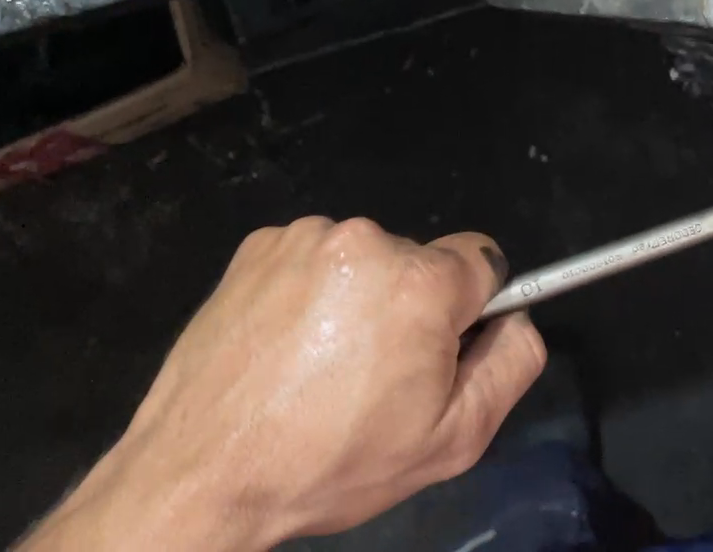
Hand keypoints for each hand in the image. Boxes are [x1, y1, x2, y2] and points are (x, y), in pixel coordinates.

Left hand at [21, 218, 544, 550]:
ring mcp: (308, 236)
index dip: (468, 311)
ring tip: (317, 363)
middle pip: (423, 262)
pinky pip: (316, 256)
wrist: (196, 477)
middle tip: (368, 373)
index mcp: (423, 281)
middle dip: (411, 307)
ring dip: (360, 298)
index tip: (433, 353)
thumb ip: (514, 362)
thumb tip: (516, 316)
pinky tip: (284, 342)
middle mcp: (369, 239)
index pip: (484, 261)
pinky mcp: (260, 244)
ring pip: (370, 260)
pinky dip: (312, 290)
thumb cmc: (333, 461)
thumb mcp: (453, 439)